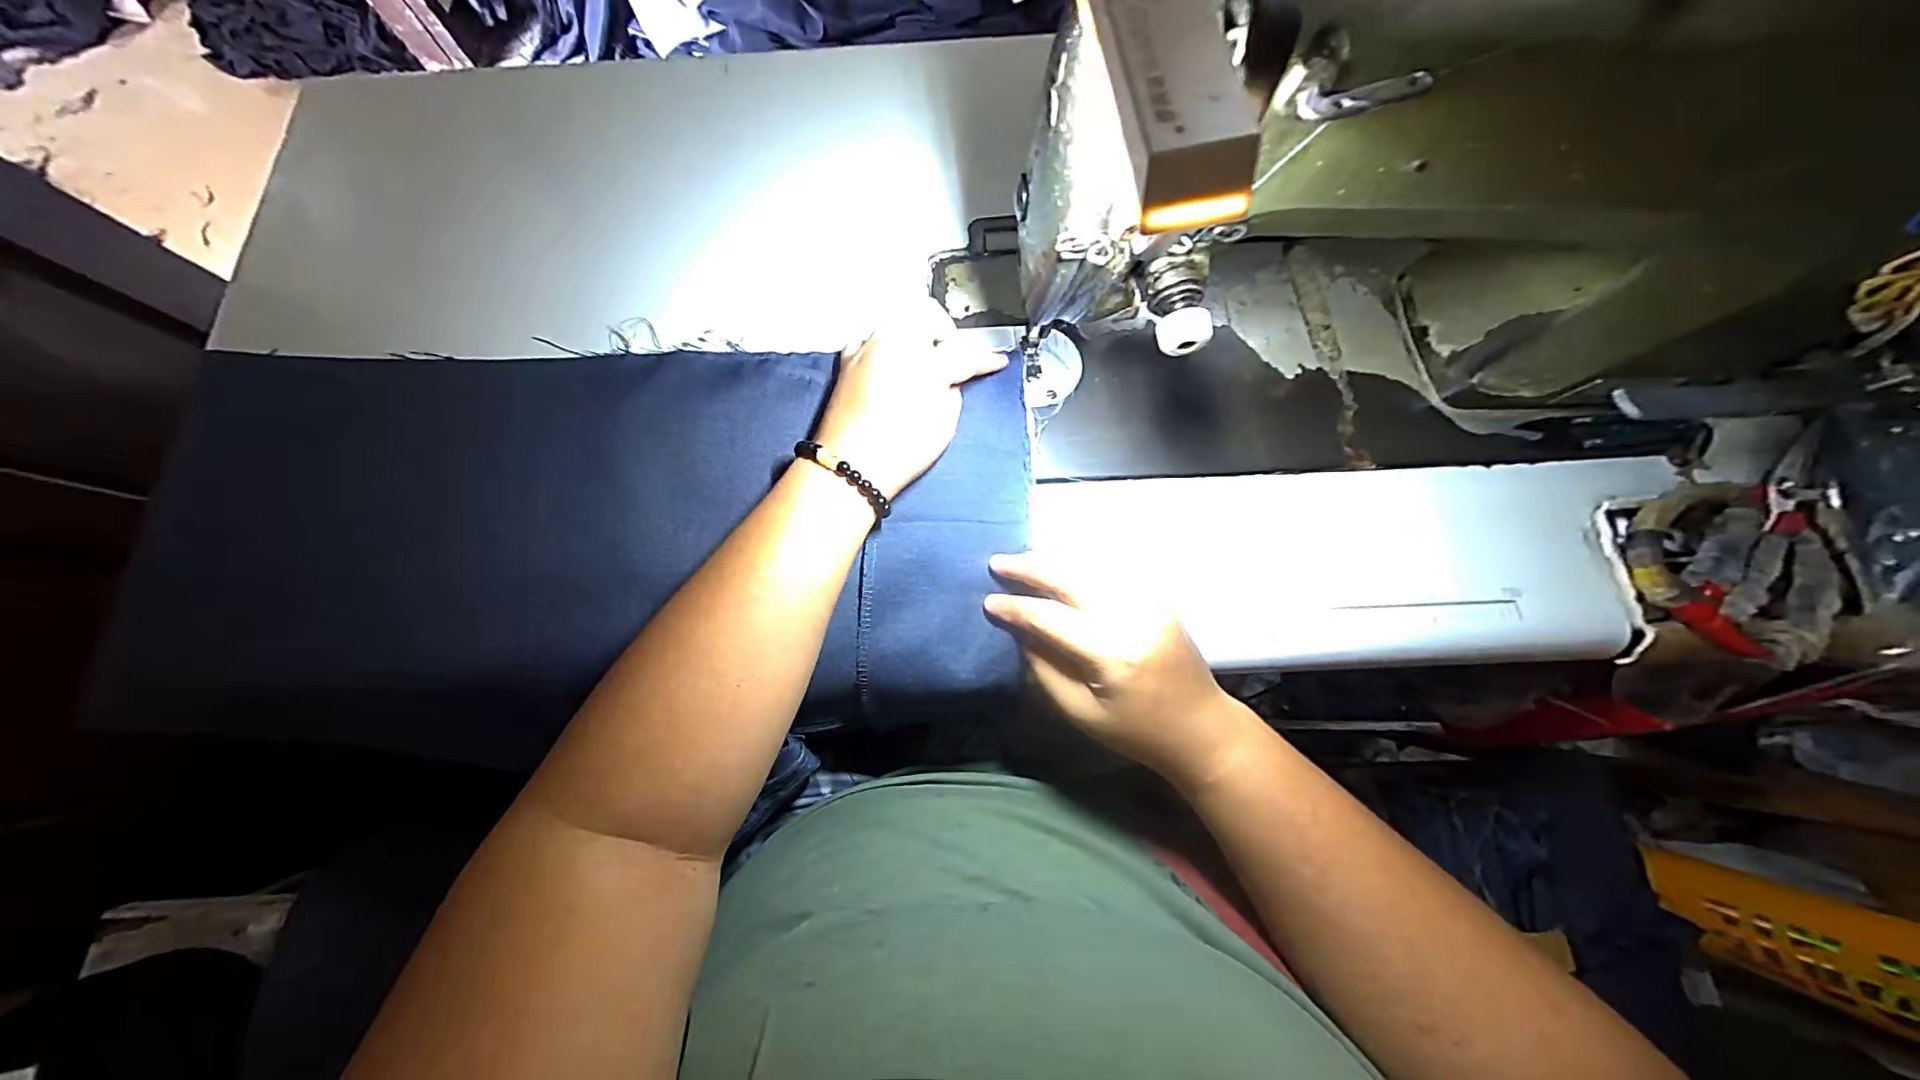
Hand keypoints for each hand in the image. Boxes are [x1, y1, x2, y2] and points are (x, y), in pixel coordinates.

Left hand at [809, 300, 1008, 499]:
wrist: (852, 466)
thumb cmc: (898, 448)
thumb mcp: (944, 420)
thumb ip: (952, 389)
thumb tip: (949, 379)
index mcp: (924, 356)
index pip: (963, 350)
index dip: (983, 359)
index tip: (994, 362)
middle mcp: (892, 342)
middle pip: (926, 316)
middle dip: (944, 332)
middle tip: (953, 356)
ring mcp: (866, 348)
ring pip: (897, 320)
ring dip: (914, 332)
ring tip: (923, 357)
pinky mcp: (847, 361)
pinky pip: (871, 336)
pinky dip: (886, 342)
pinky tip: (891, 361)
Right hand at [983, 552, 1265, 791]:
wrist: (1201, 728)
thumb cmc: (1136, 732)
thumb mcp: (1080, 712)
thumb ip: (1045, 668)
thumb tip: (1019, 631)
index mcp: (1111, 652)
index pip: (1051, 617)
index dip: (1017, 608)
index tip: (989, 602)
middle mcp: (1132, 617)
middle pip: (1071, 579)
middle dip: (1031, 568)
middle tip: (997, 563)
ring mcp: (1150, 604)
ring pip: (1091, 569)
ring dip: (1054, 562)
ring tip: (1022, 562)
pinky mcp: (1158, 601)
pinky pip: (1111, 575)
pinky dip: (1080, 568)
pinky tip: (1060, 568)